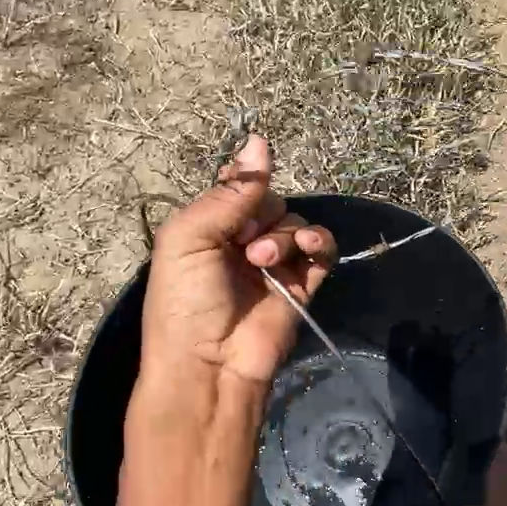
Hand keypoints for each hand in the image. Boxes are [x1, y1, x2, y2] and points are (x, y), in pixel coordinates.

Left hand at [137, 136, 336, 409]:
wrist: (211, 364)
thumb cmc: (184, 303)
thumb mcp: (189, 238)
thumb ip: (228, 194)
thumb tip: (261, 141)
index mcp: (208, 227)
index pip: (237, 187)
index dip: (245, 180)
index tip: (250, 178)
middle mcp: (242, 241)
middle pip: (270, 202)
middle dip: (262, 216)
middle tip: (244, 245)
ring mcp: (275, 264)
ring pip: (295, 223)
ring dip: (284, 235)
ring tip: (264, 261)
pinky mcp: (303, 285)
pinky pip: (321, 250)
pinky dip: (319, 242)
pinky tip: (310, 246)